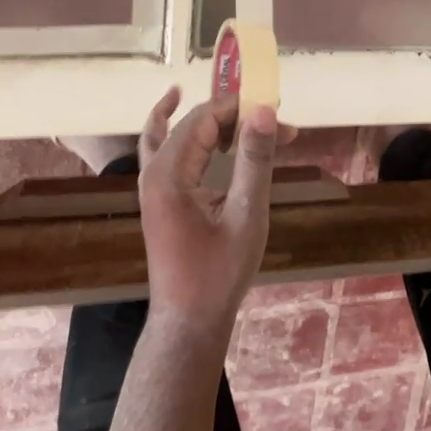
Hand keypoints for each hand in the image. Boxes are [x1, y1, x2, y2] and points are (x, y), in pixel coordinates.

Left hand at [137, 87, 280, 332]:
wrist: (188, 322)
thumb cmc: (219, 273)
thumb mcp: (246, 215)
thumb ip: (254, 160)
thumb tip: (264, 110)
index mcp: (169, 172)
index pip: (204, 118)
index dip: (241, 108)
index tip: (279, 113)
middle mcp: (153, 171)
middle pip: (192, 123)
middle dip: (234, 117)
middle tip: (278, 123)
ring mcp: (151, 184)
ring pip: (178, 133)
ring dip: (213, 124)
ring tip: (250, 119)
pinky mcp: (159, 197)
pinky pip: (166, 150)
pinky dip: (183, 132)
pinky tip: (188, 117)